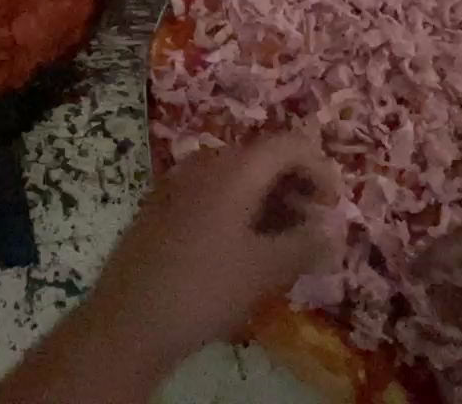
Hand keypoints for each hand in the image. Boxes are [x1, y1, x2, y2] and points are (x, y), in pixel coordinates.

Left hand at [0, 132, 338, 403]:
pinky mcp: (163, 203)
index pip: (289, 144)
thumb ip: (305, 244)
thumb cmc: (204, 287)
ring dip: (267, 199)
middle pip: (262, 157)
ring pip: (236, 175)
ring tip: (282, 241)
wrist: (128, 318)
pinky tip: (242, 246)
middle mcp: (207, 162)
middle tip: (311, 226)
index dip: (319, 169)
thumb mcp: (264, 270)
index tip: (333, 206)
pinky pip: (212, 191)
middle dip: (294, 186)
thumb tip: (333, 232)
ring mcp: (179, 180)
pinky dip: (238, 207)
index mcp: (235, 168)